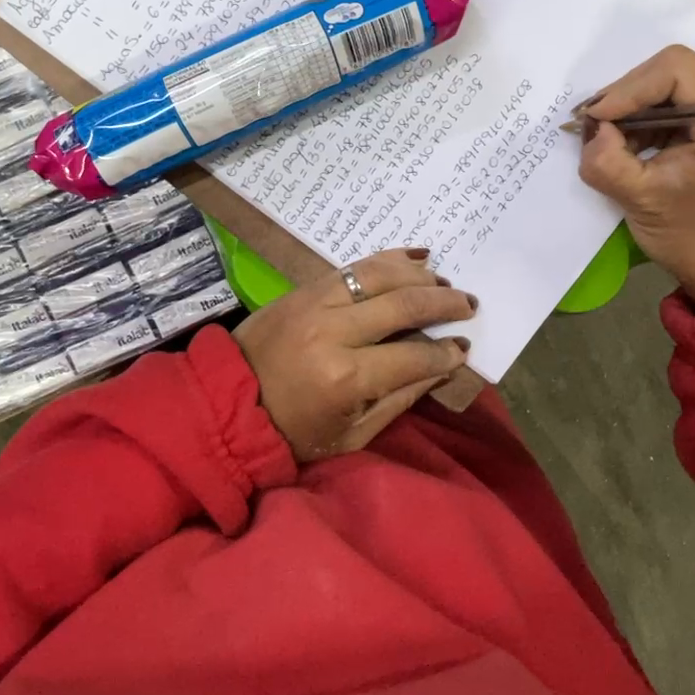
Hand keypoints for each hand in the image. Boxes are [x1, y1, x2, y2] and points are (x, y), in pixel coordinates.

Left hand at [233, 248, 474, 461]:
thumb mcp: (352, 435)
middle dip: (443, 305)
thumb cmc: (293, 431)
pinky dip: (387, 260)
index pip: (414, 357)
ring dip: (419, 276)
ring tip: (443, 284)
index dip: (445, 353)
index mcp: (346, 378)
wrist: (225, 403)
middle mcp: (334, 332)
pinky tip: (414, 259)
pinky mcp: (304, 289)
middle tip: (469, 306)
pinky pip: (352, 267)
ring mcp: (316, 303)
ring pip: (379, 275)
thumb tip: (440, 367)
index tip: (463, 349)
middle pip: (403, 306)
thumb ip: (399, 399)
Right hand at [577, 45, 694, 308]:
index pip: (675, 70)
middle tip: (591, 126)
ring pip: (667, 87)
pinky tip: (622, 145)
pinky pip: (671, 108)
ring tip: (604, 138)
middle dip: (625, 97)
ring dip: (630, 110)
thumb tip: (590, 130)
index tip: (594, 120)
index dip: (627, 89)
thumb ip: (608, 160)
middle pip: (671, 72)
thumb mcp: (643, 200)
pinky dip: (640, 122)